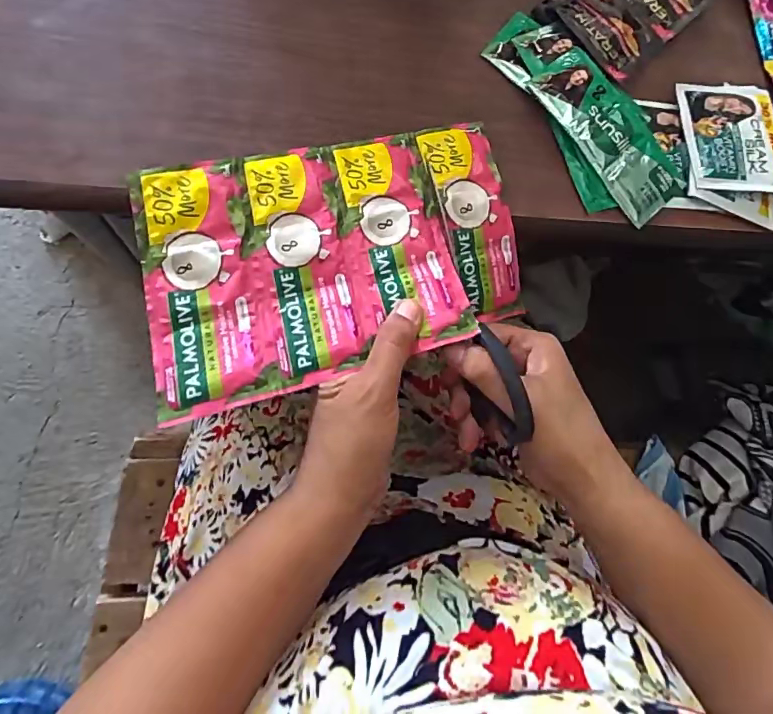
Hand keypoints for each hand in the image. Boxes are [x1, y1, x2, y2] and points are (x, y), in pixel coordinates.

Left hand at [294, 299, 420, 529]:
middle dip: (400, 311)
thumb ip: (391, 348)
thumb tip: (409, 303)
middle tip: (433, 285)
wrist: (343, 500)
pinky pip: (394, 374)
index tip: (410, 271)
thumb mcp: (374, 389)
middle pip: (375, 330)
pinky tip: (428, 350)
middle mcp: (346, 365)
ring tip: (436, 309)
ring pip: (387, 352)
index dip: (383, 293)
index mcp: (336, 355)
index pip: (360, 314)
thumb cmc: (353, 443)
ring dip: (408, 335)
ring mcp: (360, 385)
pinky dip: (410, 362)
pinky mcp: (374, 404)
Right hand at [441, 322, 619, 506]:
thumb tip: (448, 348)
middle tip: (456, 411)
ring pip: (476, 386)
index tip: (439, 367)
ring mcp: (519, 385)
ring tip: (467, 435)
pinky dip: (476, 423)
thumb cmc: (561, 436)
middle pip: (476, 361)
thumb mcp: (521, 402)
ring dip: (467, 411)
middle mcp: (525, 359)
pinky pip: (483, 406)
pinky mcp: (513, 409)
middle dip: (463, 389)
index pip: (486, 333)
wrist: (585, 485)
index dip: (460, 347)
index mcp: (534, 346)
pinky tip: (476, 441)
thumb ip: (483, 372)